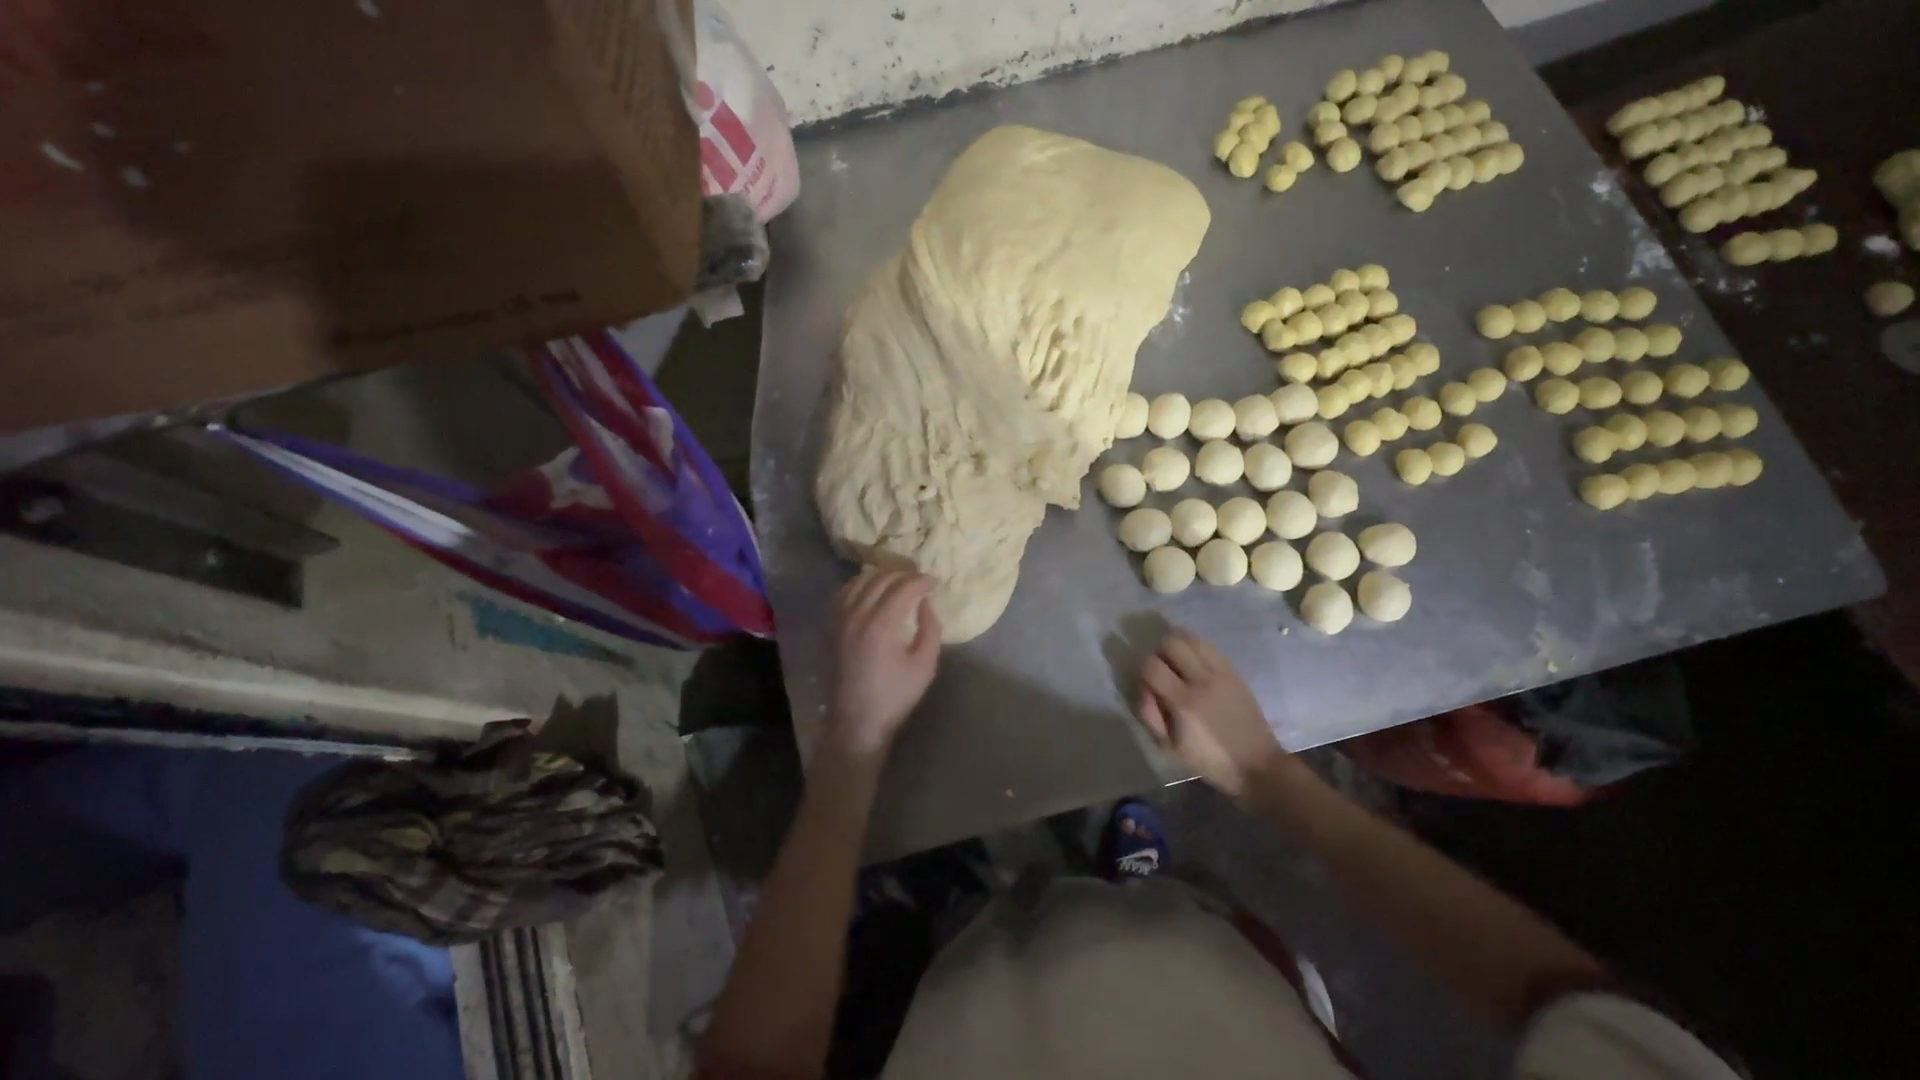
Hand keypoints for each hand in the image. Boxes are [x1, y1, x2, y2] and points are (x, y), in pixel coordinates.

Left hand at [824, 568, 940, 758]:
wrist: (856, 721)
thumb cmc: (895, 697)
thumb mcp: (925, 665)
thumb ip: (930, 628)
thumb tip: (925, 603)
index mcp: (881, 625)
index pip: (904, 587)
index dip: (922, 581)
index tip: (935, 583)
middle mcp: (857, 615)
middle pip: (881, 578)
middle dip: (904, 574)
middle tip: (920, 581)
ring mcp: (839, 619)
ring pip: (859, 581)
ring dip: (881, 576)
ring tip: (898, 582)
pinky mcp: (830, 626)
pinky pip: (843, 593)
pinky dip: (859, 585)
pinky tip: (871, 591)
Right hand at [1136, 628, 1292, 799]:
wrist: (1256, 763)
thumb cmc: (1210, 761)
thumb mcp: (1170, 748)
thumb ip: (1150, 715)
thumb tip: (1145, 689)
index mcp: (1183, 702)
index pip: (1151, 666)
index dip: (1142, 671)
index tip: (1148, 685)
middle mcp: (1202, 680)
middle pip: (1171, 642)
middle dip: (1159, 653)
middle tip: (1162, 670)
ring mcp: (1222, 673)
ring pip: (1192, 637)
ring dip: (1178, 644)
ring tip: (1177, 662)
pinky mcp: (1235, 672)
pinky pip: (1210, 646)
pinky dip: (1196, 648)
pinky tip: (1195, 663)